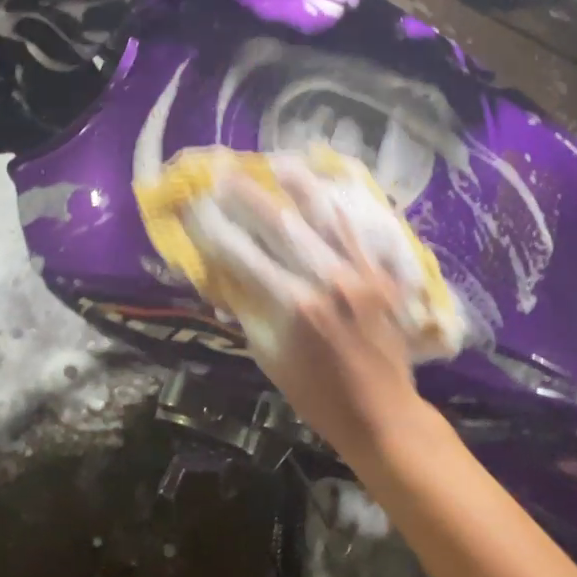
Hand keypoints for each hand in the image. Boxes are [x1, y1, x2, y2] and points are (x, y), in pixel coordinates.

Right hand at [186, 162, 433, 456]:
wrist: (383, 415)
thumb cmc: (317, 395)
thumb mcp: (269, 357)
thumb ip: (247, 310)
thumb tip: (221, 274)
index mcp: (293, 306)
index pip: (242, 255)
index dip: (213, 228)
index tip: (192, 205)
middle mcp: (327, 280)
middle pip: (280, 223)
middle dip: (247, 195)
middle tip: (224, 173)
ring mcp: (359, 272)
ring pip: (323, 215)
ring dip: (295, 185)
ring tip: (273, 161)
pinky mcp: (381, 273)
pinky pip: (354, 229)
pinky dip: (333, 205)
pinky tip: (320, 187)